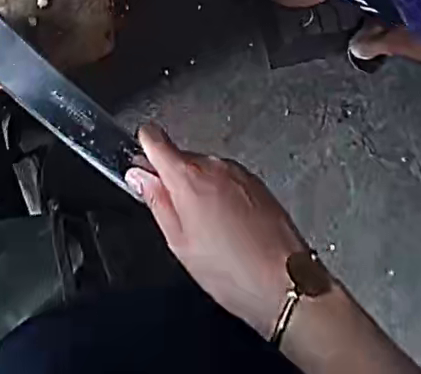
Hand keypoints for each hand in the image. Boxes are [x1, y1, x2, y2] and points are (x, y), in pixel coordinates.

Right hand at [128, 125, 309, 335]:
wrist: (283, 279)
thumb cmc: (231, 270)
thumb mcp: (179, 242)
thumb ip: (156, 201)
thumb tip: (138, 176)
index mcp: (189, 176)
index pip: (156, 140)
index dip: (144, 146)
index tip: (140, 160)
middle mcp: (213, 164)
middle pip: (180, 158)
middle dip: (173, 180)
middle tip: (177, 219)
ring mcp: (237, 170)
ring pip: (204, 170)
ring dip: (199, 190)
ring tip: (208, 231)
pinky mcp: (254, 179)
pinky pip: (226, 178)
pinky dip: (221, 195)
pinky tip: (228, 227)